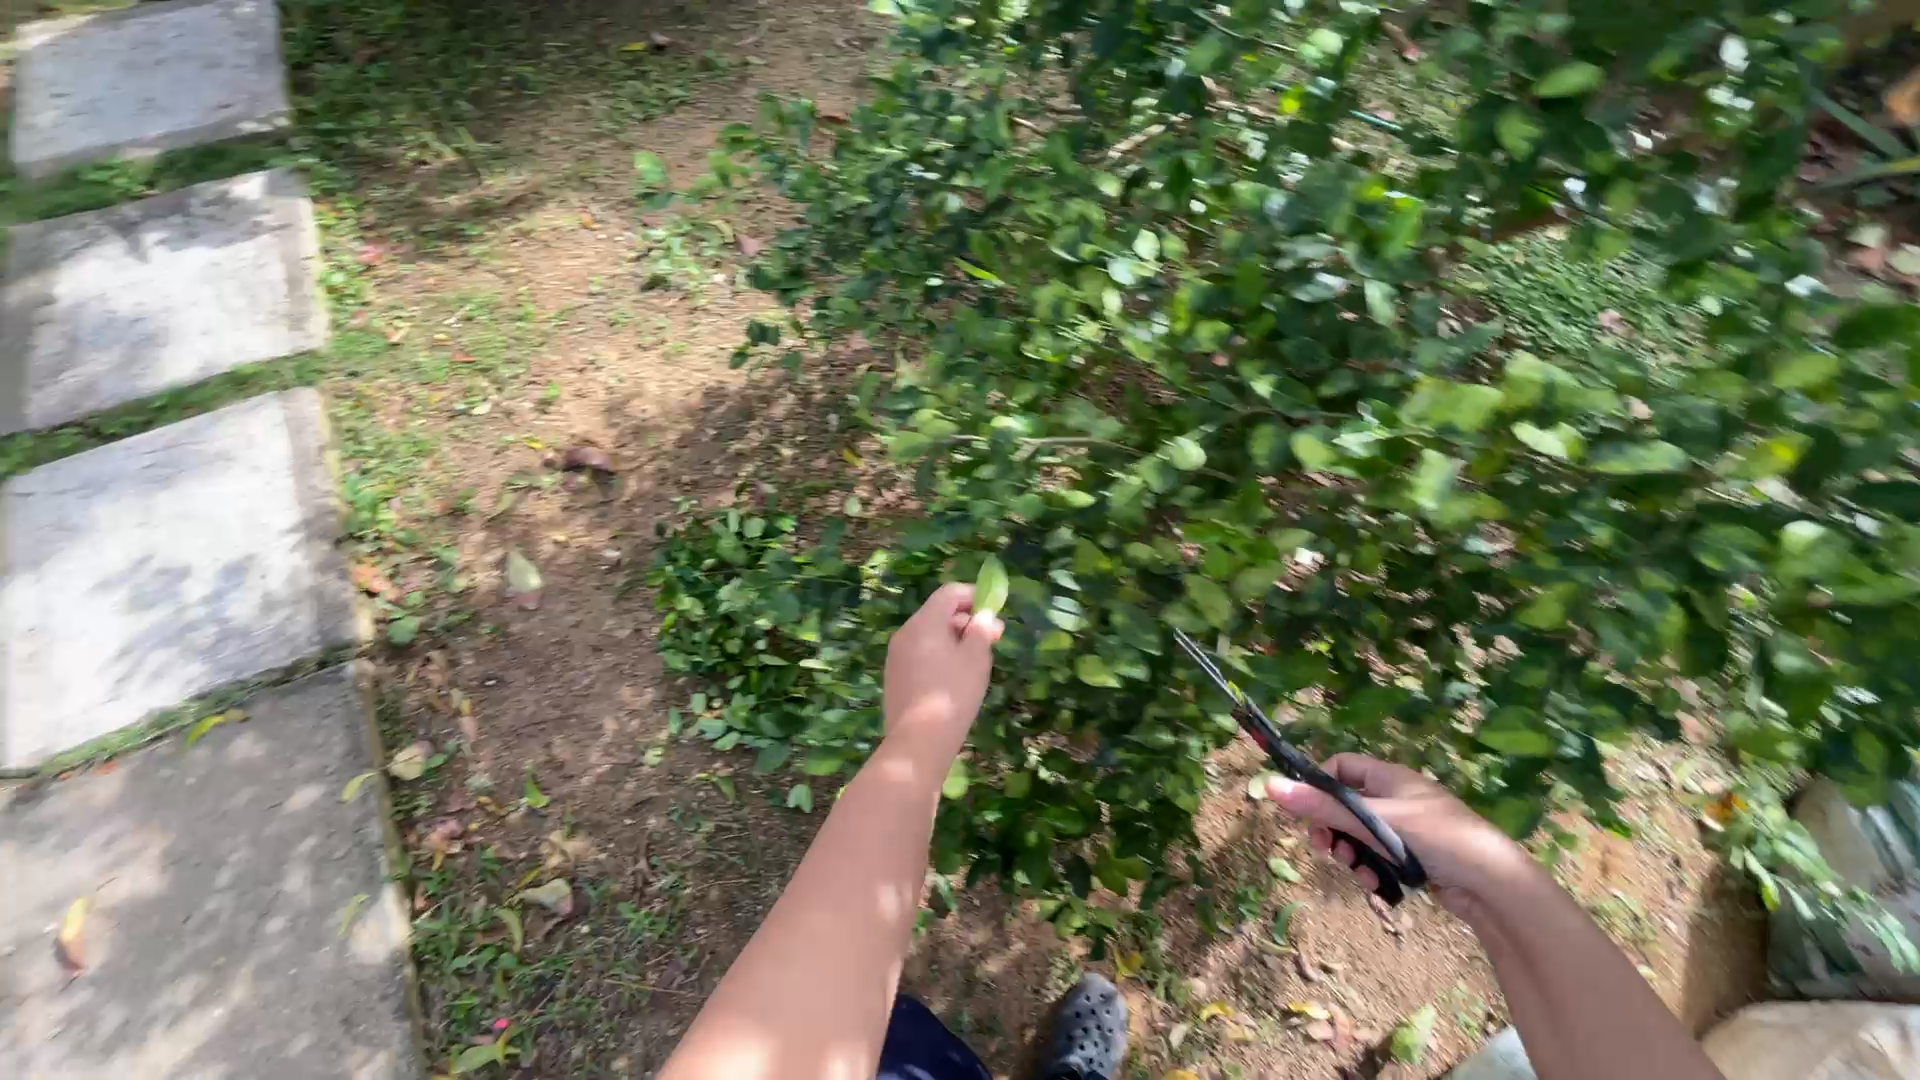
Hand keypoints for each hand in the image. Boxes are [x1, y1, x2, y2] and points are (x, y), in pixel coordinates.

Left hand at [882, 583, 1002, 750]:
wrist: (919, 740)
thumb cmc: (953, 693)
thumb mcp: (976, 658)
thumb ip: (982, 631)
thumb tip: (983, 617)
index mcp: (924, 622)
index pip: (949, 593)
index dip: (974, 596)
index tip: (994, 612)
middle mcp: (905, 633)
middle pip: (938, 613)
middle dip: (967, 620)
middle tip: (994, 639)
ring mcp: (896, 655)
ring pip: (929, 635)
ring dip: (955, 639)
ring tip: (977, 661)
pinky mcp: (894, 676)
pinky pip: (920, 654)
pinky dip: (940, 656)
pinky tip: (955, 678)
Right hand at [1262, 754, 1535, 921]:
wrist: (1497, 887)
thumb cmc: (1437, 838)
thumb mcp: (1374, 821)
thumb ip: (1323, 806)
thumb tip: (1269, 785)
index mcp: (1388, 777)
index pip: (1339, 768)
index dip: (1319, 786)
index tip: (1307, 812)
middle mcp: (1395, 797)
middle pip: (1345, 804)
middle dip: (1330, 826)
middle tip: (1324, 847)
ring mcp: (1406, 828)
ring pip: (1359, 834)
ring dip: (1348, 851)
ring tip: (1354, 869)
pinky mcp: (1415, 858)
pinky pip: (1377, 856)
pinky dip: (1369, 868)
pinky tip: (1374, 884)